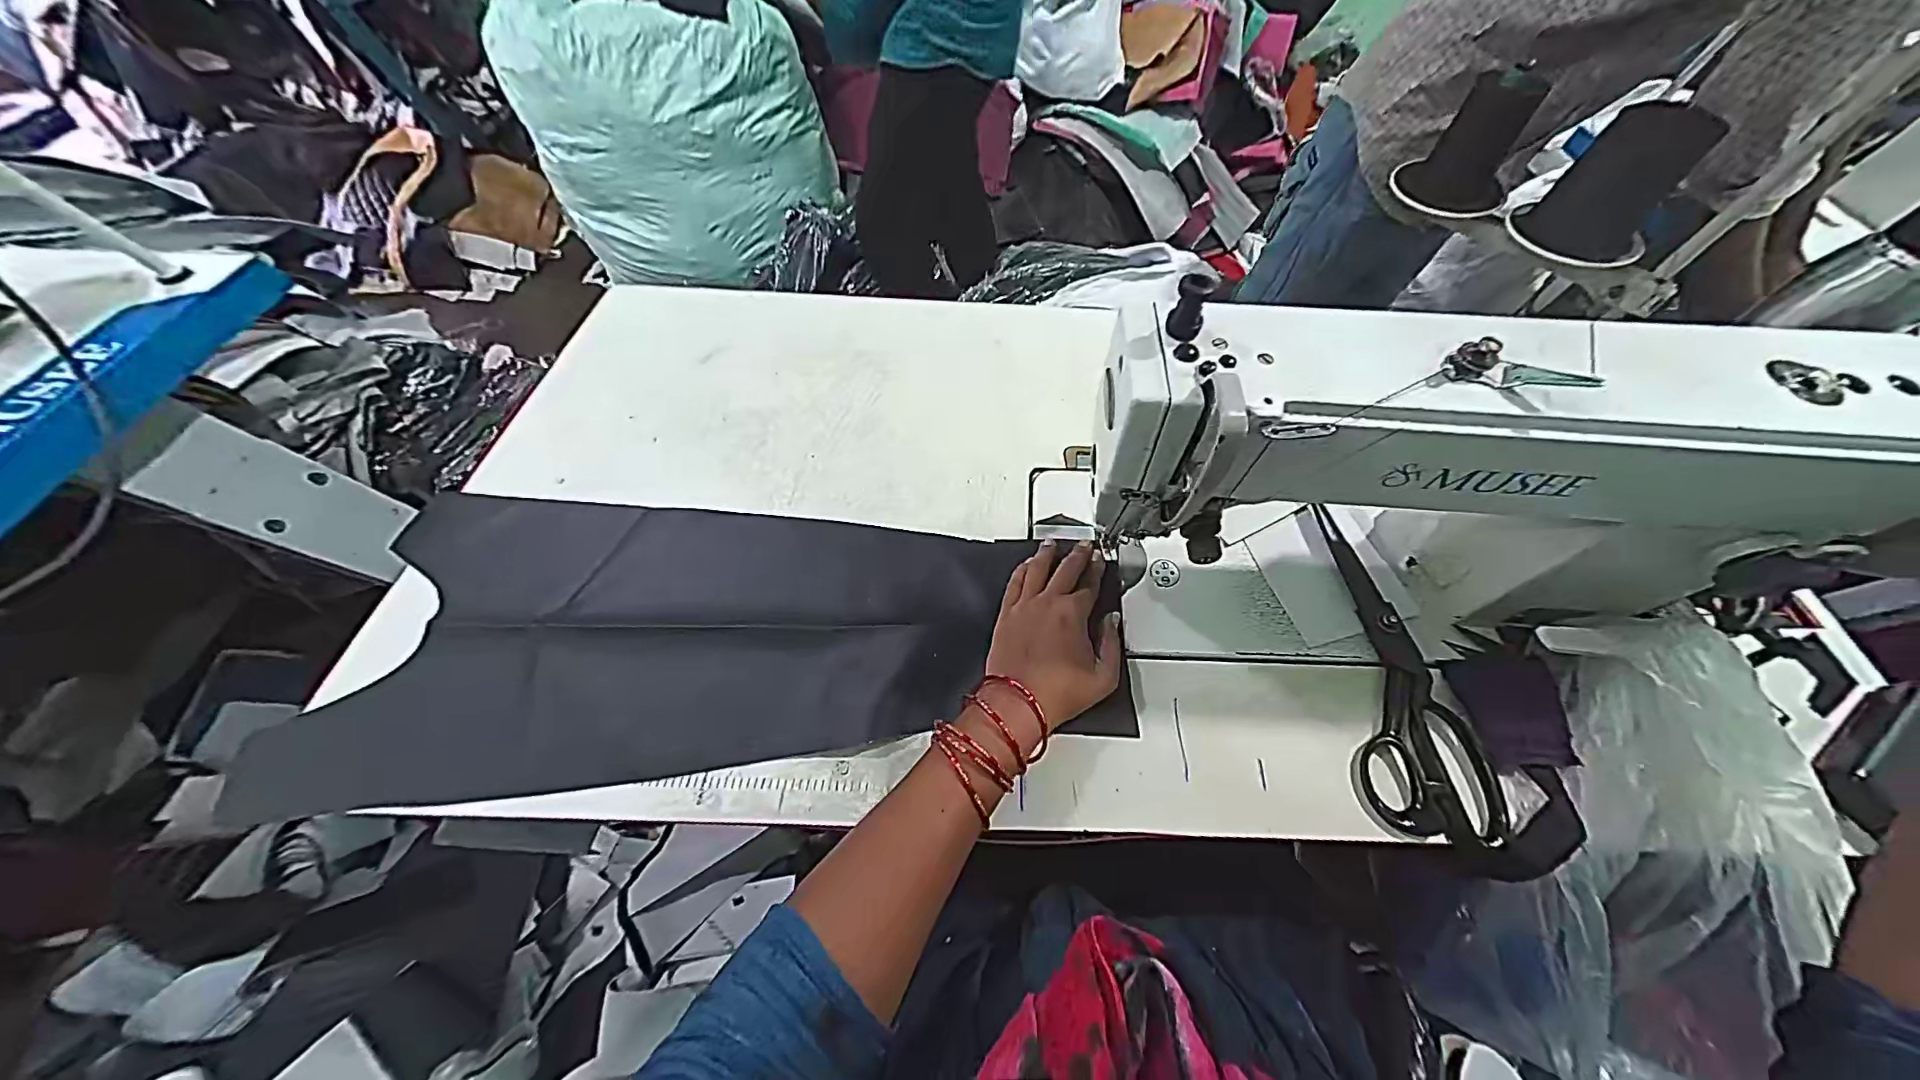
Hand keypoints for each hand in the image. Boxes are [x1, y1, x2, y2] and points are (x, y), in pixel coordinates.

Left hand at [984, 540, 1123, 730]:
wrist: (1017, 703)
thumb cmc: (1055, 693)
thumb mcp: (1103, 677)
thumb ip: (1112, 645)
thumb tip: (1112, 624)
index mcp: (1073, 614)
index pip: (1089, 584)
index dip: (1097, 569)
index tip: (1100, 560)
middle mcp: (1047, 604)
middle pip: (1065, 569)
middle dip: (1077, 555)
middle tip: (1084, 545)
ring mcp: (1023, 607)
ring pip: (1037, 569)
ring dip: (1047, 554)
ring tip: (1053, 544)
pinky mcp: (1006, 615)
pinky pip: (1014, 583)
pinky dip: (1022, 569)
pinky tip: (1026, 565)